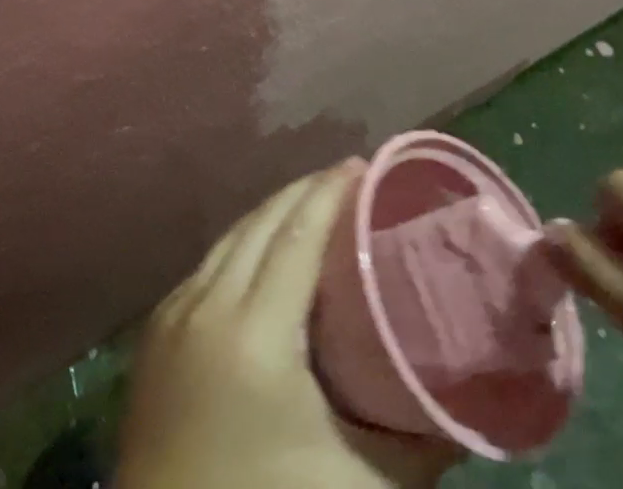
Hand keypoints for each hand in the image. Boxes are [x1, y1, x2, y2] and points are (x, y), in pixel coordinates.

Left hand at [117, 159, 461, 488]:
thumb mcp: (361, 482)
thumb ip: (422, 441)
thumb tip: (469, 403)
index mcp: (254, 330)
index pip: (295, 234)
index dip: (331, 193)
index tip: (365, 165)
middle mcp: (204, 305)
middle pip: (258, 224)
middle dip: (304, 193)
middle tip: (349, 180)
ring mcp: (170, 317)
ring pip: (226, 241)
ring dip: (270, 215)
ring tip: (313, 206)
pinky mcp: (153, 337)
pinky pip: (204, 268)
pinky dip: (240, 246)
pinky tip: (262, 255)